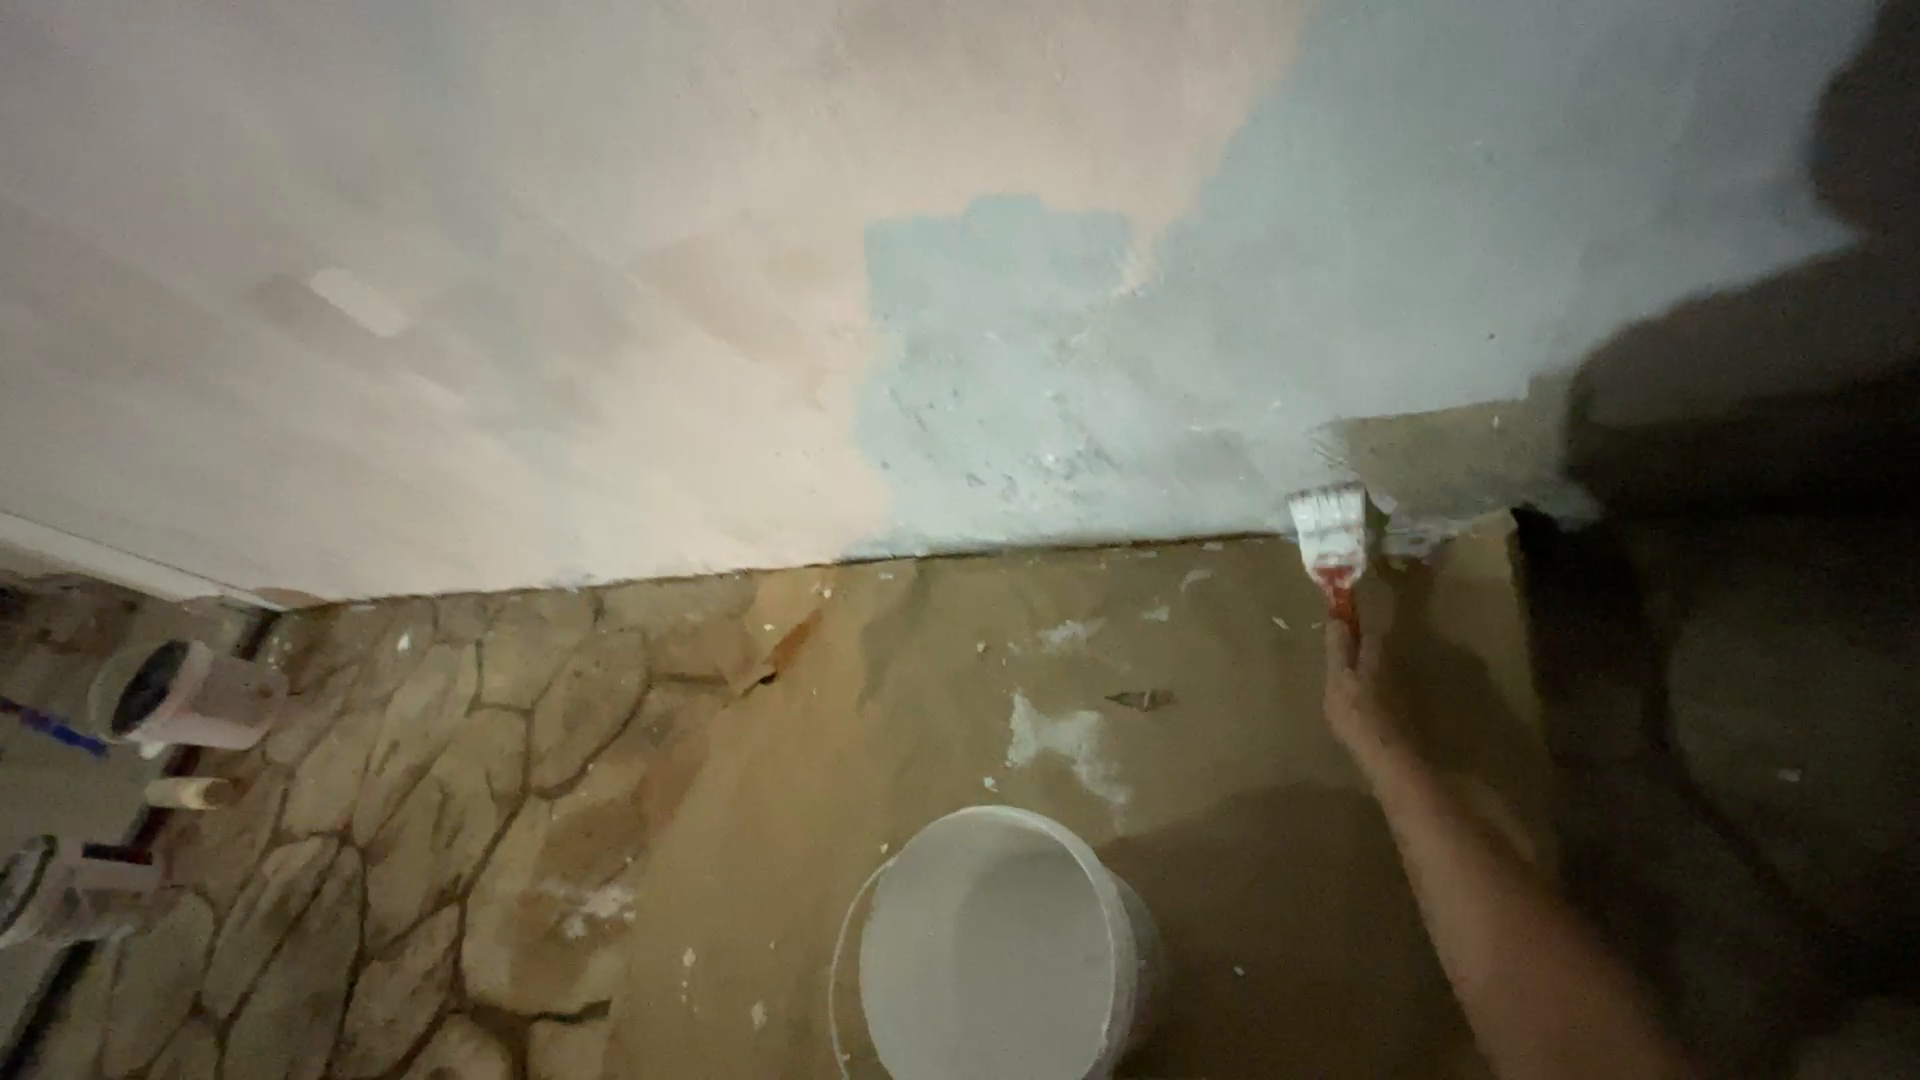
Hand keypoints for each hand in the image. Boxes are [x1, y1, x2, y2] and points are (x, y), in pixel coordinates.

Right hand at [1323, 618, 1396, 754]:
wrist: (1388, 757)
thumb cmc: (1355, 713)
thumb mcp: (1337, 678)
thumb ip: (1338, 649)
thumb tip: (1338, 618)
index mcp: (1377, 657)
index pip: (1369, 635)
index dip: (1355, 635)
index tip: (1338, 640)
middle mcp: (1394, 670)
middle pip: (1377, 656)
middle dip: (1362, 658)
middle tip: (1337, 670)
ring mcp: (1402, 694)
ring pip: (1382, 677)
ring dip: (1367, 680)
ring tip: (1346, 695)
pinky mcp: (1403, 715)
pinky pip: (1385, 698)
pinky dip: (1374, 701)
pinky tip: (1361, 715)